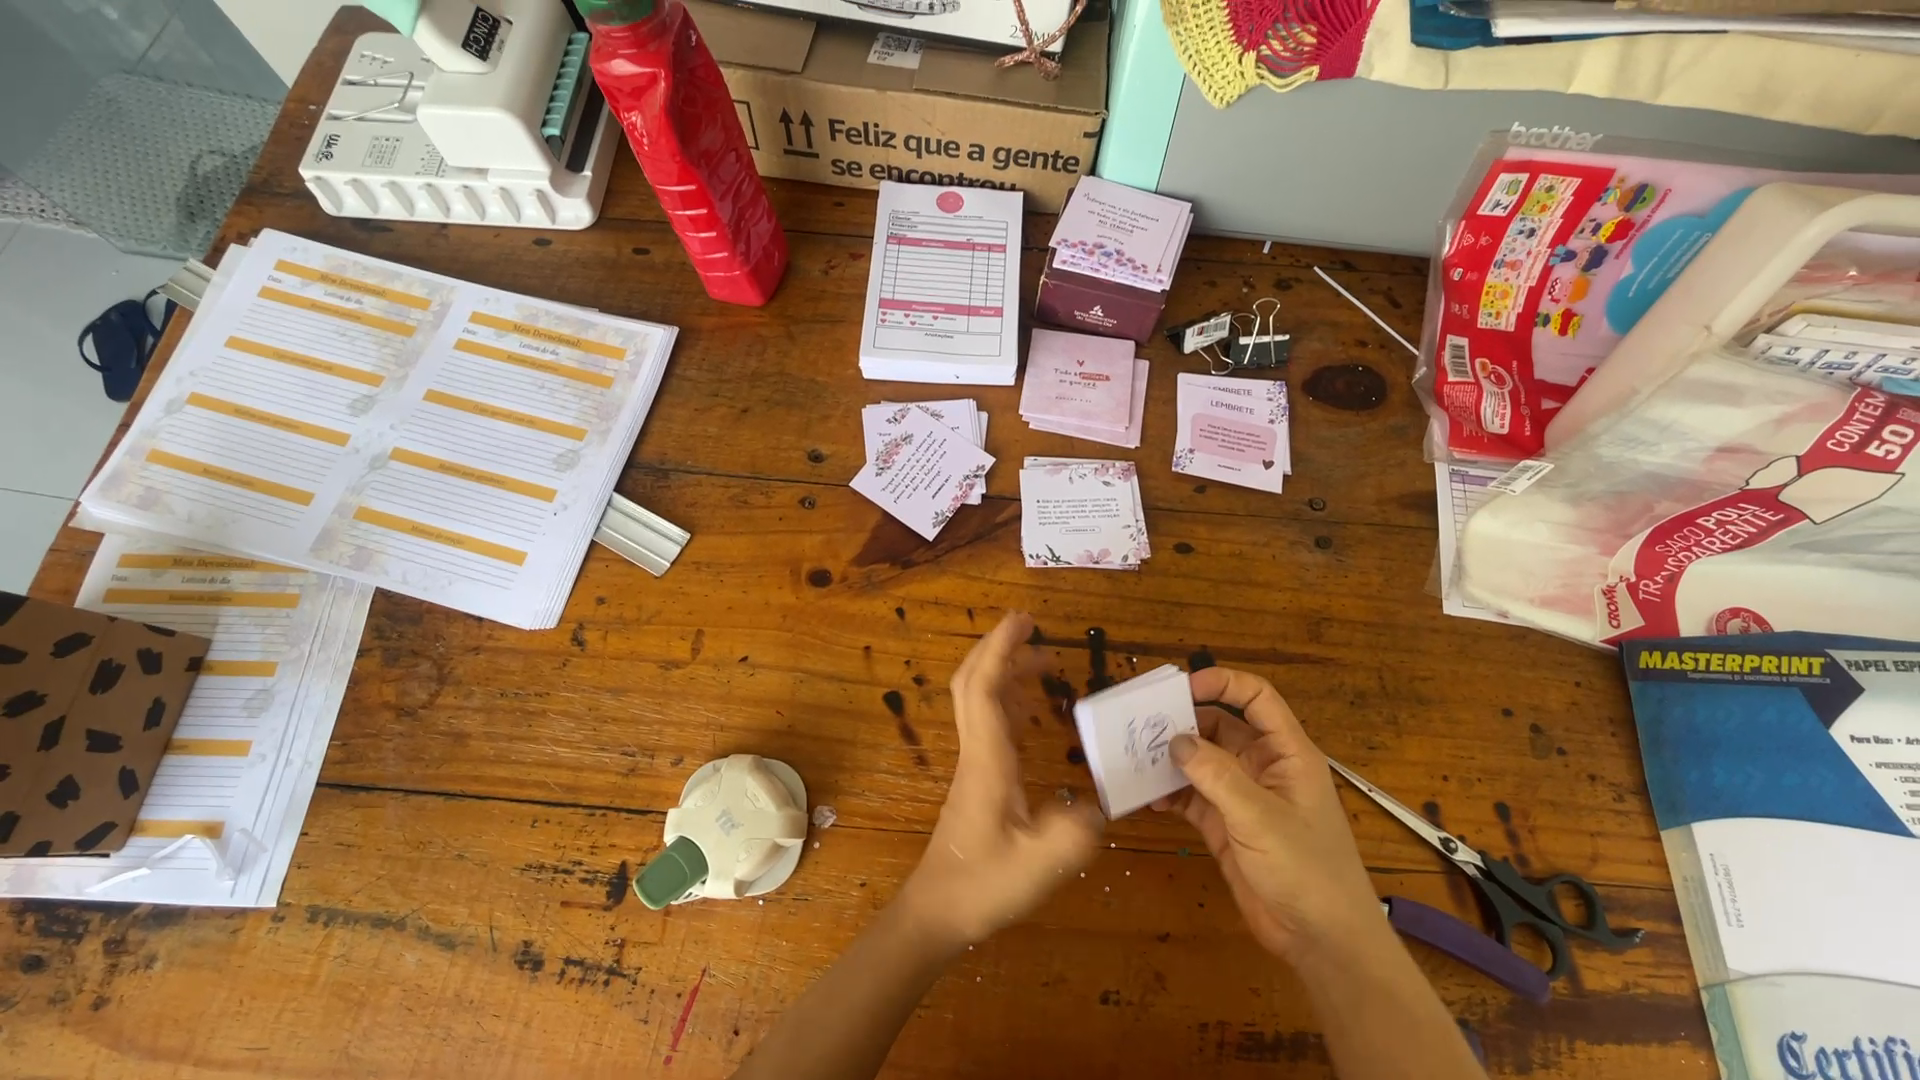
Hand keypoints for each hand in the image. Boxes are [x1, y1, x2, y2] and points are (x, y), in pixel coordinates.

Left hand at [897, 612, 1104, 947]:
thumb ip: (1077, 831)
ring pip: (980, 702)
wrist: (937, 913)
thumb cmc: (983, 886)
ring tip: (1047, 667)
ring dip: (1007, 674)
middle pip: (974, 683)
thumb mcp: (1042, 865)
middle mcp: (976, 752)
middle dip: (1000, 649)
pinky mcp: (978, 781)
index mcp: (987, 759)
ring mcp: (974, 766)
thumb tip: (1100, 804)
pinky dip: (1011, 704)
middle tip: (1035, 630)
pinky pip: (991, 725)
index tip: (1024, 620)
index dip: (1000, 648)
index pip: (983, 686)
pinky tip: (1037, 715)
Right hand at [1152, 666, 1379, 962]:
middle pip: (1220, 727)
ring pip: (1201, 762)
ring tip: (1135, 756)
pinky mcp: (1225, 827)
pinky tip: (1147, 795)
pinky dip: (1170, 794)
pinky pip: (1192, 798)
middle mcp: (1263, 768)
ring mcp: (1243, 799)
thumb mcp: (1260, 817)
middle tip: (1142, 723)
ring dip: (1171, 758)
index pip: (1257, 699)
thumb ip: (1216, 775)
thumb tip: (1175, 741)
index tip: (1182, 687)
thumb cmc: (1306, 869)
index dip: (1223, 683)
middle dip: (1184, 722)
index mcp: (1287, 754)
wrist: (1321, 939)